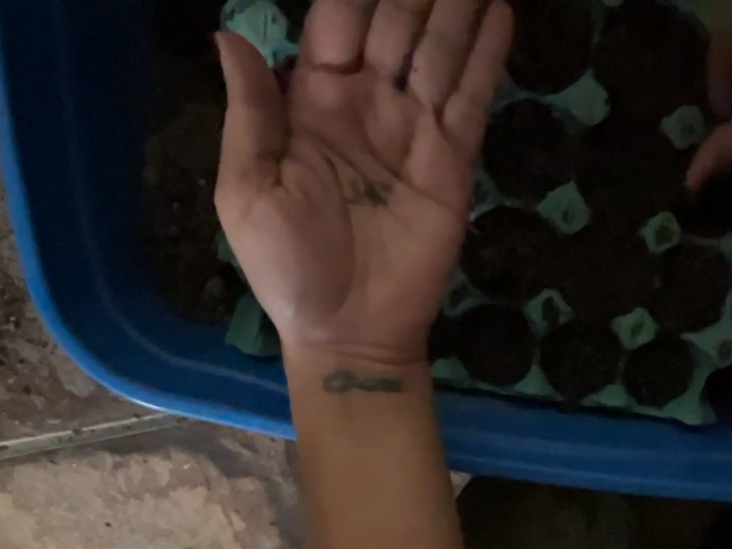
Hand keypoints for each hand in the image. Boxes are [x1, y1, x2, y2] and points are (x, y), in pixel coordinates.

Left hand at [214, 0, 512, 370]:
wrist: (347, 332)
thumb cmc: (289, 269)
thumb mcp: (248, 192)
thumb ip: (250, 115)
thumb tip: (230, 34)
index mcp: (312, 104)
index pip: (339, 19)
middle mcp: (366, 106)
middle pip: (395, 23)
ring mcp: (412, 134)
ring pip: (437, 51)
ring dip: (456, 7)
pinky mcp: (451, 165)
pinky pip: (470, 100)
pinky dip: (486, 56)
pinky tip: (501, 13)